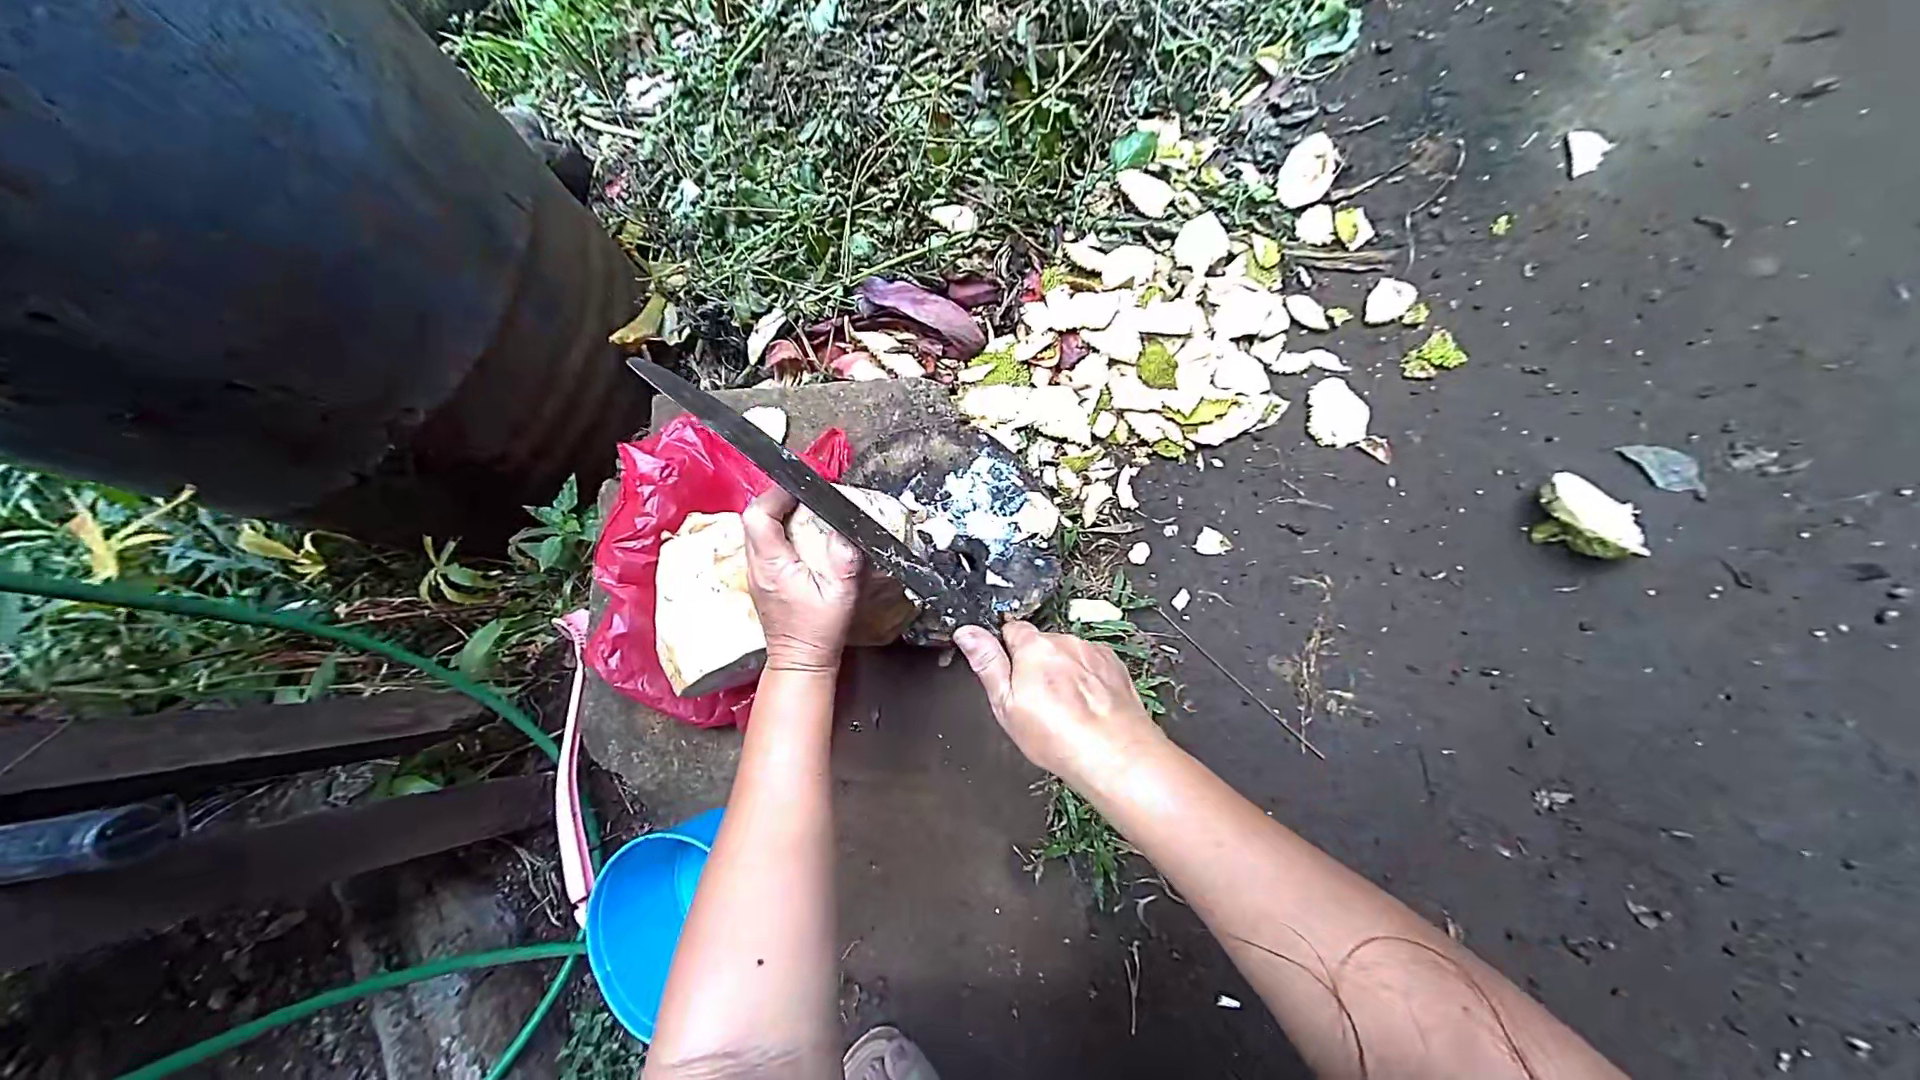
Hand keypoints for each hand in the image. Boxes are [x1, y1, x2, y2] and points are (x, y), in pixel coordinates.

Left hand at [741, 488, 861, 673]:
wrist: (801, 661)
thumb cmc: (820, 632)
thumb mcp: (843, 594)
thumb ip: (845, 559)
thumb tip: (846, 529)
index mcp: (773, 566)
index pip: (759, 515)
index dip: (777, 495)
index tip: (801, 489)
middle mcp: (756, 567)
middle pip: (753, 517)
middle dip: (778, 499)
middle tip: (805, 497)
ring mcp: (754, 573)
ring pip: (755, 529)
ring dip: (776, 514)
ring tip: (804, 512)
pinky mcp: (760, 578)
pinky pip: (761, 543)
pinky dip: (777, 531)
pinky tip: (799, 536)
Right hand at [952, 621, 1165, 782]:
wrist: (1115, 755)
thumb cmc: (1059, 736)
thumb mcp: (1005, 704)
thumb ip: (987, 662)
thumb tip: (968, 633)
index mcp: (1034, 646)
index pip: (1010, 630)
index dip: (1005, 652)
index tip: (1009, 676)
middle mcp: (1065, 642)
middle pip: (1041, 645)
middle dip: (1036, 666)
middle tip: (1036, 702)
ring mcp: (1093, 653)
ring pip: (1068, 656)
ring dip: (1064, 673)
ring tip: (1065, 711)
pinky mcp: (1114, 666)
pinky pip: (1092, 666)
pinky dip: (1088, 681)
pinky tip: (1086, 708)